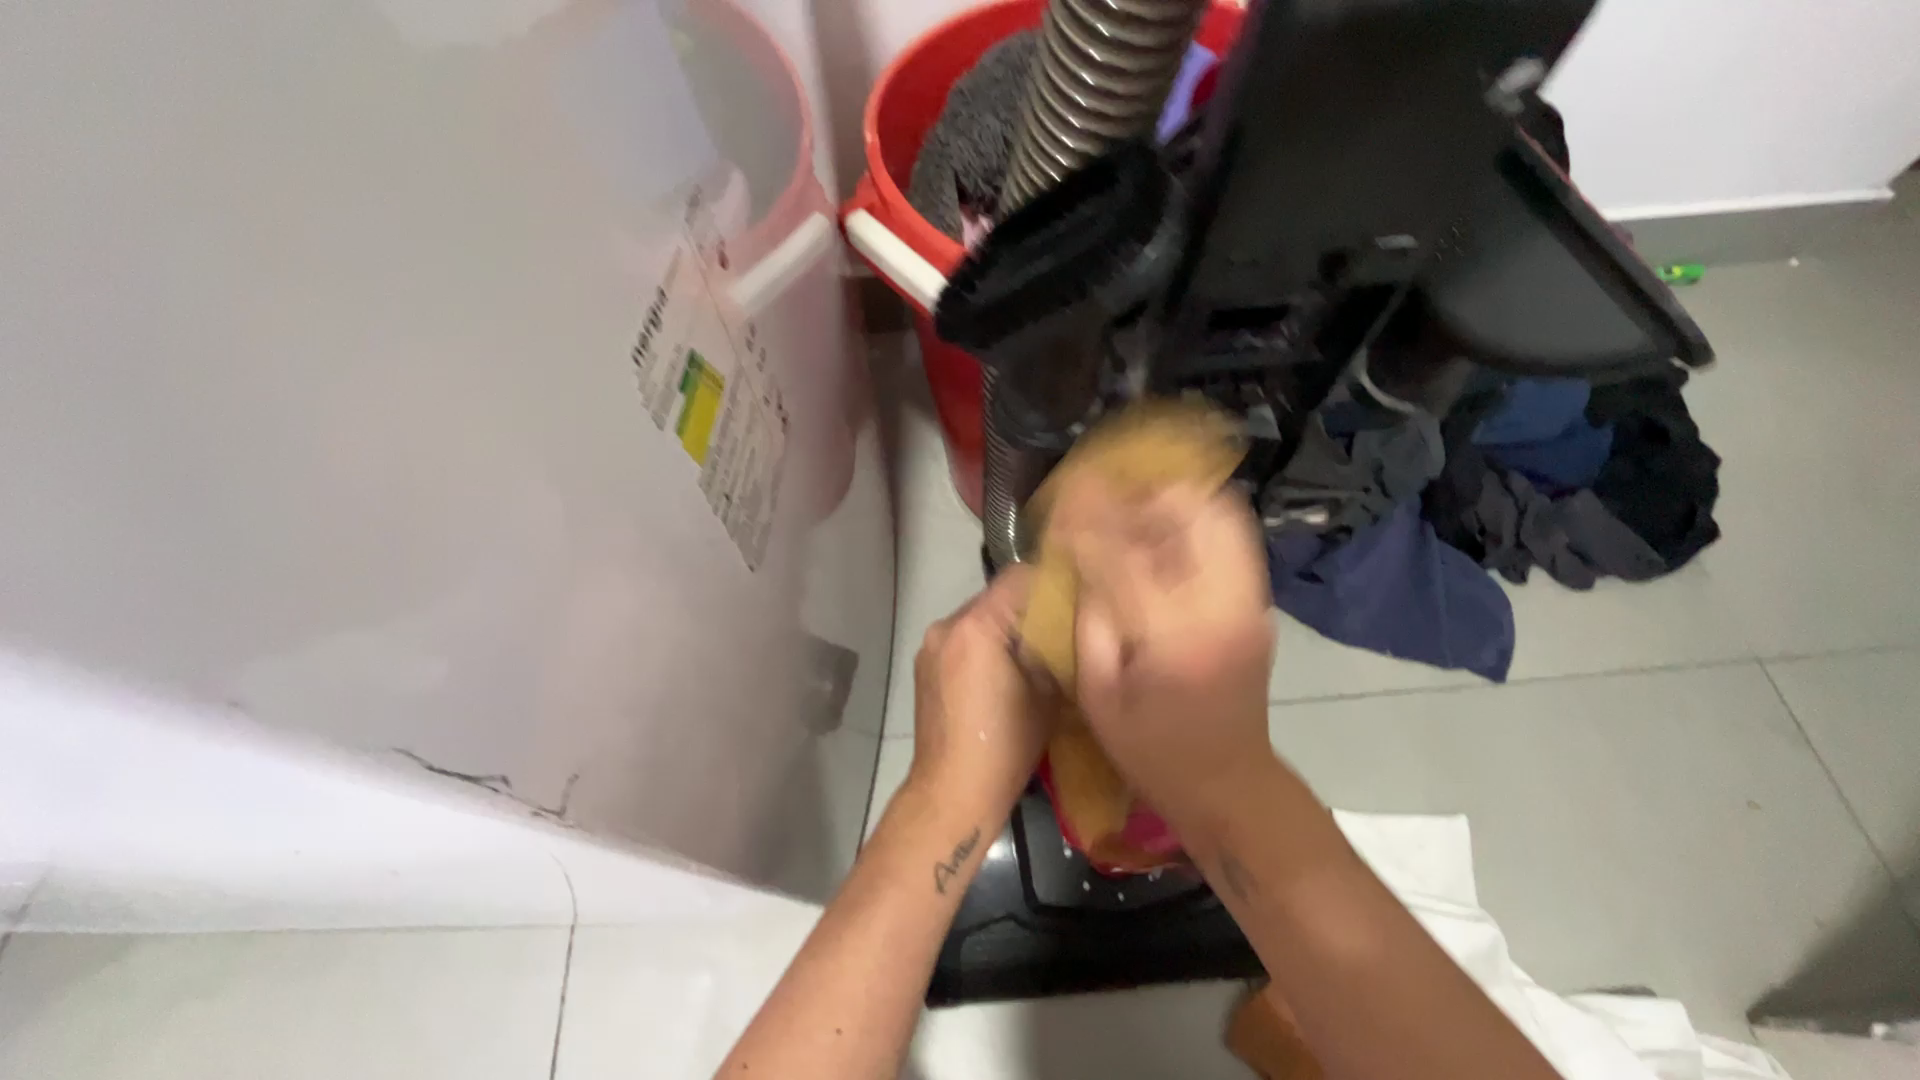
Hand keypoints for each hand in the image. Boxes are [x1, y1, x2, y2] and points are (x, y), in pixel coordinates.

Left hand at [906, 565, 1049, 823]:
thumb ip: (1054, 646)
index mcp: (976, 626)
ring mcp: (930, 646)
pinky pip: (963, 641)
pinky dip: (985, 647)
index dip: (1050, 583)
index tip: (1075, 600)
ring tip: (1033, 656)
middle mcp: (946, 626)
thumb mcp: (1047, 693)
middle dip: (1028, 610)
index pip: (1018, 577)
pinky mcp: (925, 667)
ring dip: (1005, 630)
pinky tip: (1004, 675)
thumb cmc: (1006, 745)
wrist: (952, 791)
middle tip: (1060, 630)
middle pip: (996, 598)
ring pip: (979, 619)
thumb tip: (1066, 622)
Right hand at [1058, 482, 1278, 821]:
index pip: (1124, 551)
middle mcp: (1220, 605)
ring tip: (1132, 504)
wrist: (1229, 782)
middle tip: (1105, 493)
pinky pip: (1231, 537)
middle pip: (1190, 512)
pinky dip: (1195, 519)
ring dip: (1171, 499)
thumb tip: (1075, 555)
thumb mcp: (1097, 692)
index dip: (1089, 518)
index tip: (1063, 499)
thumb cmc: (1150, 749)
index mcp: (1172, 634)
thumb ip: (1088, 616)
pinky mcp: (1258, 603)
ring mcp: (1249, 601)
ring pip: (1219, 514)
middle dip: (1142, 492)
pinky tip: (1161, 530)